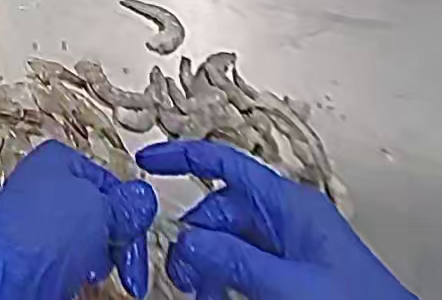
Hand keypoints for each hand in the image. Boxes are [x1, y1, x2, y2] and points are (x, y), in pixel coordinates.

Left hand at [0, 140, 157, 299]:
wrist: (4, 271)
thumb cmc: (43, 230)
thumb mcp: (97, 208)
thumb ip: (126, 205)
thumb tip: (144, 196)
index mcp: (60, 160)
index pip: (114, 186)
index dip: (130, 217)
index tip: (136, 243)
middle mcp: (50, 184)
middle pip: (104, 215)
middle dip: (115, 240)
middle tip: (120, 262)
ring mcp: (44, 218)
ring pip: (93, 242)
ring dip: (100, 259)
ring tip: (89, 269)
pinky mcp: (40, 249)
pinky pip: (75, 260)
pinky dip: (84, 273)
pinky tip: (80, 280)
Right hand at [136, 140, 415, 299]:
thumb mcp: (289, 285)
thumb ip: (230, 257)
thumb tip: (180, 240)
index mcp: (287, 201)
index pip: (220, 160)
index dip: (178, 155)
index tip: (144, 163)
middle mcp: (286, 217)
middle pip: (218, 209)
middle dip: (193, 238)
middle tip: (181, 274)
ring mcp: (293, 247)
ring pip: (229, 242)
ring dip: (209, 265)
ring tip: (202, 293)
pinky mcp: (298, 276)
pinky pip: (248, 265)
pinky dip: (229, 279)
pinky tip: (222, 295)